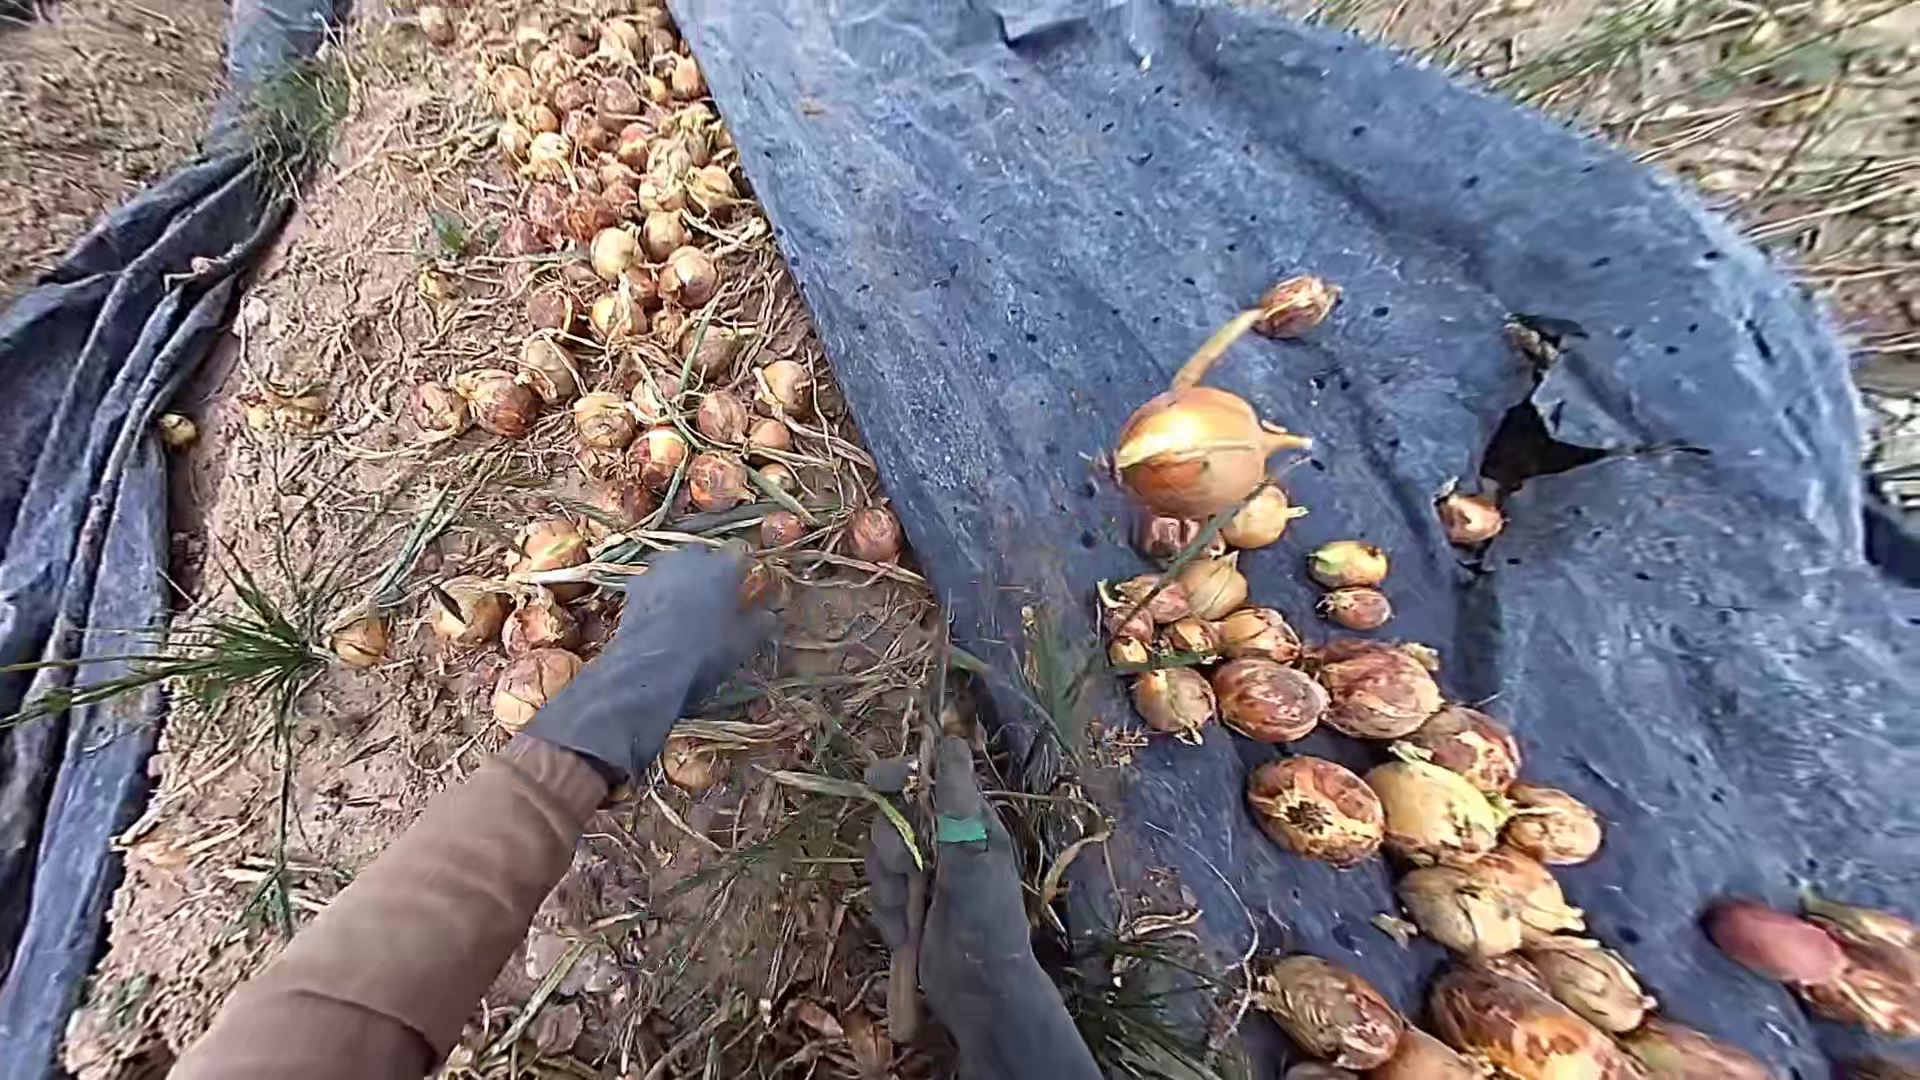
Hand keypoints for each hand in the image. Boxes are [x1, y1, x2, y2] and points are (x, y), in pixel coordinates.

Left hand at [527, 547, 769, 779]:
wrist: (651, 664)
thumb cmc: (707, 647)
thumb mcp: (742, 640)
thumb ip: (758, 623)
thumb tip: (770, 615)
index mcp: (722, 567)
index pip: (740, 553)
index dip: (743, 568)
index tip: (746, 583)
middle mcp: (690, 560)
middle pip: (702, 553)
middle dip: (708, 566)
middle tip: (715, 590)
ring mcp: (658, 572)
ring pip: (674, 565)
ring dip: (681, 577)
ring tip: (686, 602)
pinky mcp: (634, 589)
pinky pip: (652, 583)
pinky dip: (659, 593)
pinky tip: (662, 614)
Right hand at [865, 738, 1100, 1078]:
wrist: (980, 993)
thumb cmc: (987, 917)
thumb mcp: (973, 854)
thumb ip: (956, 800)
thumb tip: (951, 740)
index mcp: (965, 816)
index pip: (925, 775)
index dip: (898, 773)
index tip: (875, 781)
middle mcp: (941, 834)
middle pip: (892, 815)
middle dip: (894, 850)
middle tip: (910, 873)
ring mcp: (922, 867)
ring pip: (879, 853)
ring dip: (890, 887)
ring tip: (912, 913)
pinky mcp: (905, 897)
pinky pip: (877, 888)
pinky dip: (887, 912)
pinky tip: (907, 933)